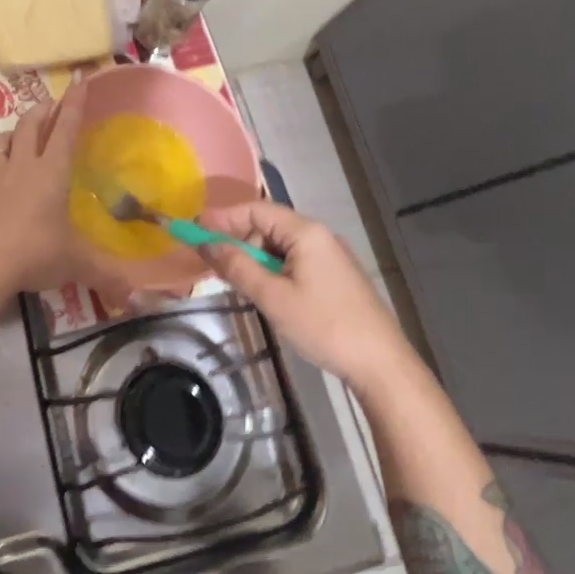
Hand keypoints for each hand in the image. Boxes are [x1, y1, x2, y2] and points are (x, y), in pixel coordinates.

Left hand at [0, 81, 126, 303]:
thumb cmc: (37, 254)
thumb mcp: (78, 263)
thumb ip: (107, 276)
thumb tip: (135, 297)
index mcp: (51, 172)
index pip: (65, 129)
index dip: (74, 103)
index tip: (79, 79)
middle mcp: (22, 167)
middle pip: (29, 126)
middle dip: (41, 110)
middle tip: (50, 103)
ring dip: (9, 136)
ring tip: (17, 135)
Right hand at [199, 201, 412, 383]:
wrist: (381, 364)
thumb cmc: (324, 326)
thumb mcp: (273, 297)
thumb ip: (237, 267)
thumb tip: (206, 244)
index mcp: (306, 232)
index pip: (256, 210)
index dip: (222, 218)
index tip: (193, 229)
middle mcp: (320, 236)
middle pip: (268, 226)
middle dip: (238, 241)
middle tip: (214, 265)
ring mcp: (330, 256)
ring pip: (281, 246)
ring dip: (255, 259)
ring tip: (238, 283)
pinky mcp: (336, 277)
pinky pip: (295, 262)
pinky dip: (273, 270)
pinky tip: (265, 292)